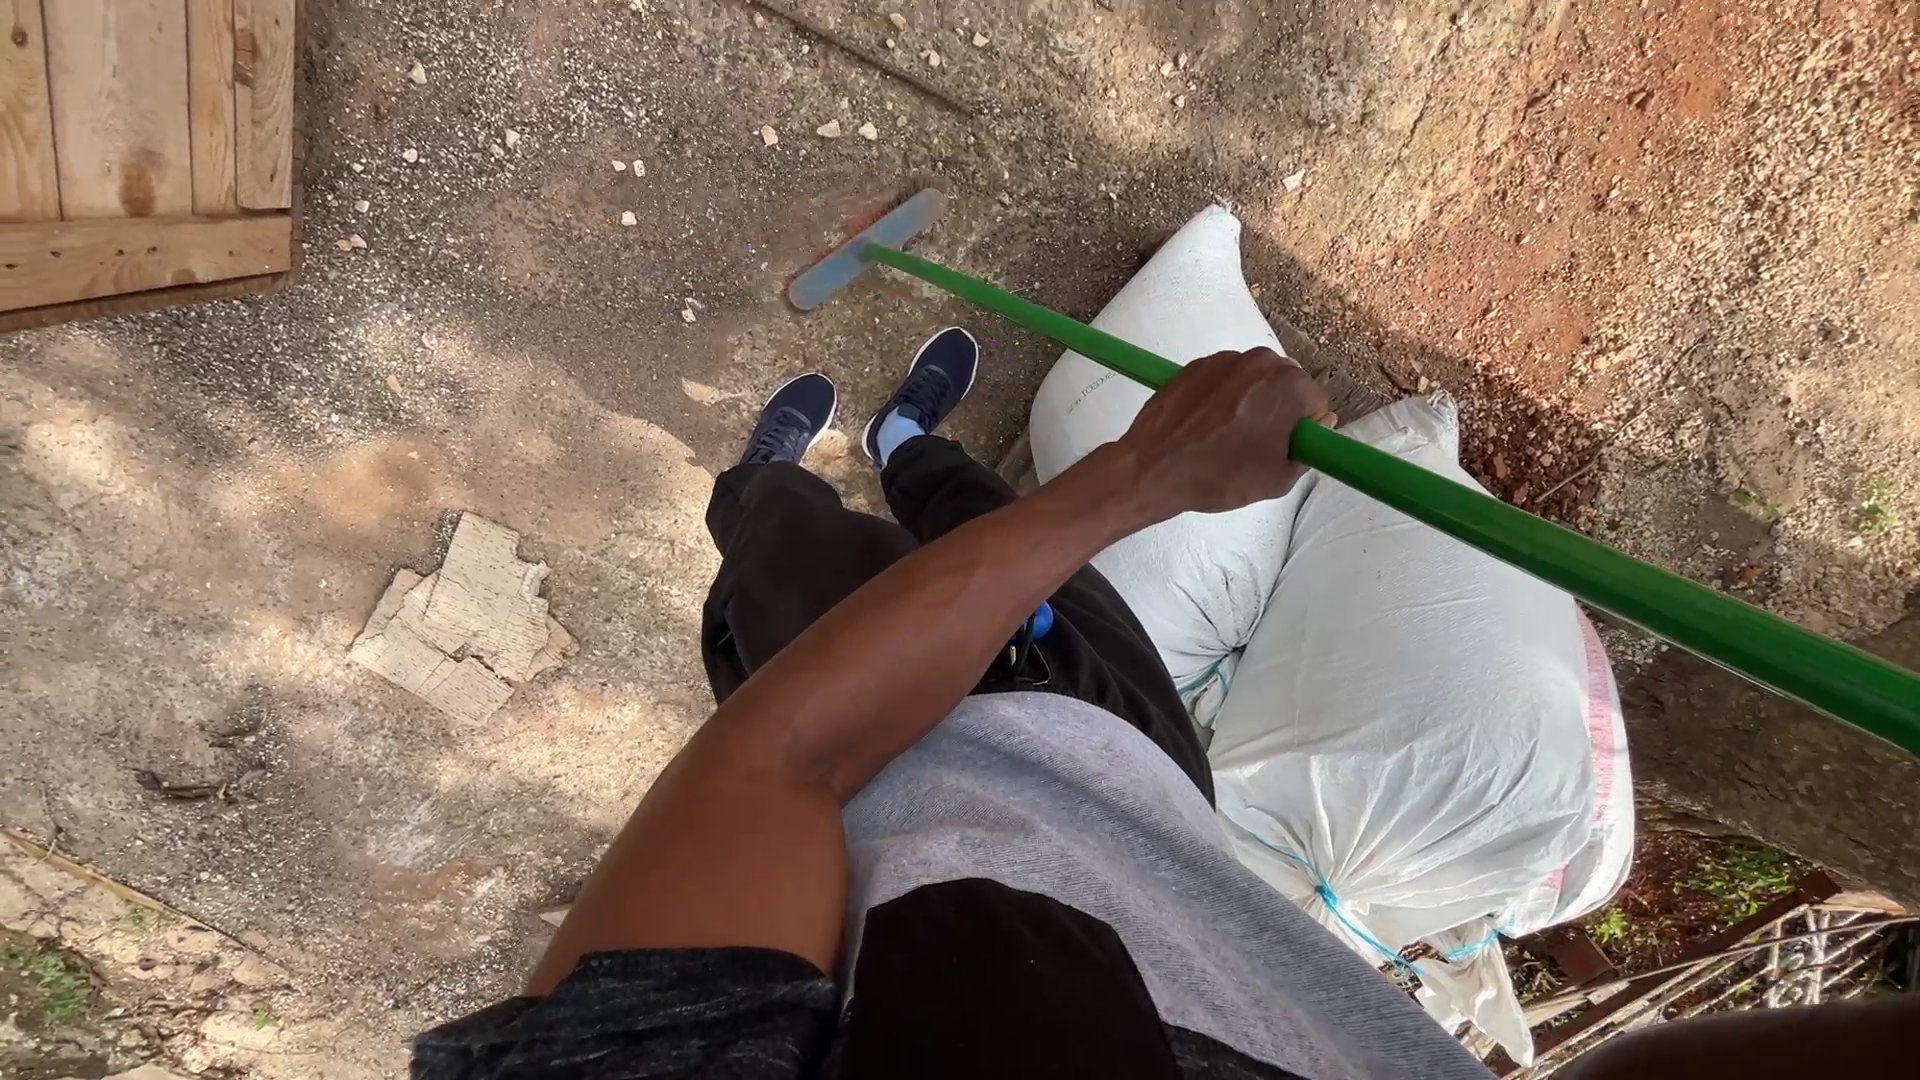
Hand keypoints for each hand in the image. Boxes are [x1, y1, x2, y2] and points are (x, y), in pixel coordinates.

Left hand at [1114, 347, 1333, 519]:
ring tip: (1223, 435)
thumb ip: (1307, 451)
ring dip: (1246, 401)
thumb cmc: (1216, 475)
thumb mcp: (1277, 478)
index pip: (1314, 402)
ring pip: (1250, 380)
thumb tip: (1318, 427)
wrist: (1152, 468)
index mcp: (1290, 385)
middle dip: (1276, 409)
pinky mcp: (1194, 366)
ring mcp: (1223, 360)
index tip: (1282, 445)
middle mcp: (1260, 362)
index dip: (1301, 427)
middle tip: (1252, 442)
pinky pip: (1220, 380)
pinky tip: (1203, 425)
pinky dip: (1217, 397)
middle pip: (1283, 385)